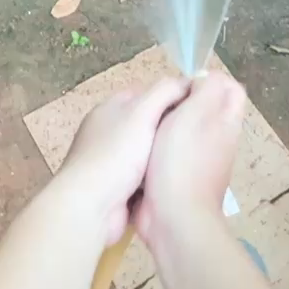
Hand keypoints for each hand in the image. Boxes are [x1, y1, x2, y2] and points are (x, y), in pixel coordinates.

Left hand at [52, 77, 190, 243]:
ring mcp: (110, 160)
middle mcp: (108, 131)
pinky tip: (175, 183)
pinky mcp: (115, 187)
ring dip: (163, 158)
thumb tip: (188, 81)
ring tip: (192, 161)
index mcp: (110, 108)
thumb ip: (165, 92)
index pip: (145, 94)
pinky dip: (155, 180)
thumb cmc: (116, 154)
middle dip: (169, 130)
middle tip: (197, 137)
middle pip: (147, 124)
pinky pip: (143, 178)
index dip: (171, 97)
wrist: (90, 206)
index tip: (196, 108)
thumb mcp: (142, 113)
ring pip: (147, 152)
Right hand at [137, 69, 245, 254]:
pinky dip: (157, 144)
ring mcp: (199, 160)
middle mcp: (217, 140)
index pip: (231, 89)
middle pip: (205, 108)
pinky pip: (170, 150)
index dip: (210, 79)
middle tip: (160, 102)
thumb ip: (205, 89)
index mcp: (225, 123)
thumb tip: (205, 78)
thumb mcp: (195, 113)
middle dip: (183, 100)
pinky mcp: (179, 176)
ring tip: (146, 121)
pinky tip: (141, 145)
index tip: (183, 83)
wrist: (173, 218)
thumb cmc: (182, 160)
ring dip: (166, 123)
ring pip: (184, 129)